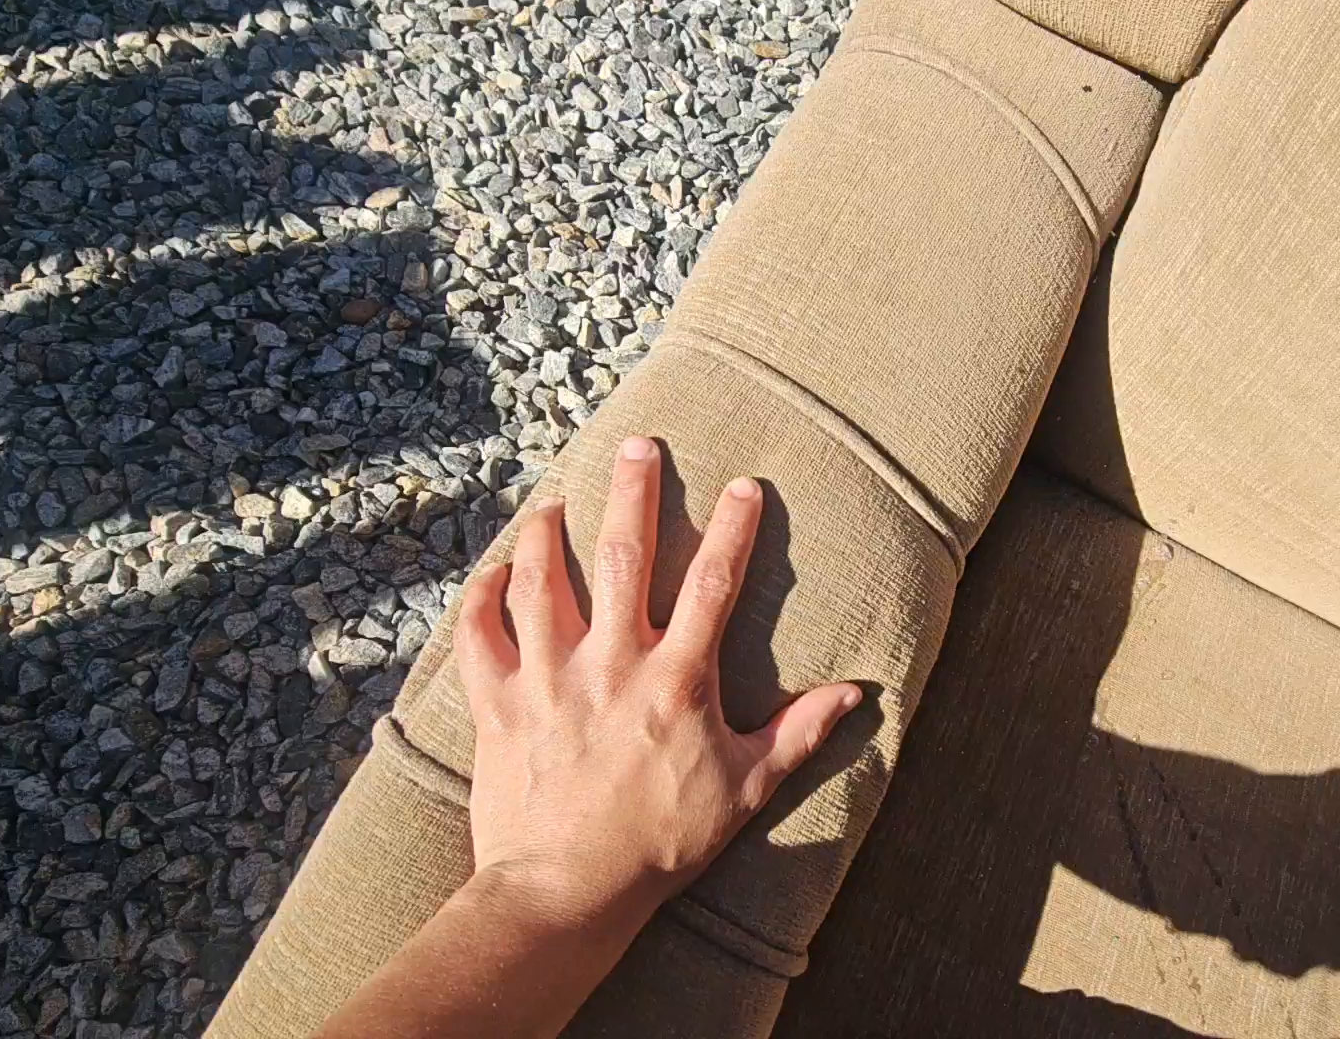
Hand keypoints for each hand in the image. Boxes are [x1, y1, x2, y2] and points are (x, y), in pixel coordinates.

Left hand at [452, 434, 862, 935]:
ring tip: (557, 500)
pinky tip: (493, 570)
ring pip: (542, 583)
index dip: (734, 529)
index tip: (744, 485)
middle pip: (623, 558)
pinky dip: (482, 598)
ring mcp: (549, 680)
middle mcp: (611, 663)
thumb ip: (800, 733)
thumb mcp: (746, 789)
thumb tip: (858, 694)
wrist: (566, 893)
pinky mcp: (499, 705)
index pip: (713, 584)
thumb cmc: (662, 839)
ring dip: (548, 533)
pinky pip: (480, 636)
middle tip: (638, 445)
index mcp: (676, 679)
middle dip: (633, 494)